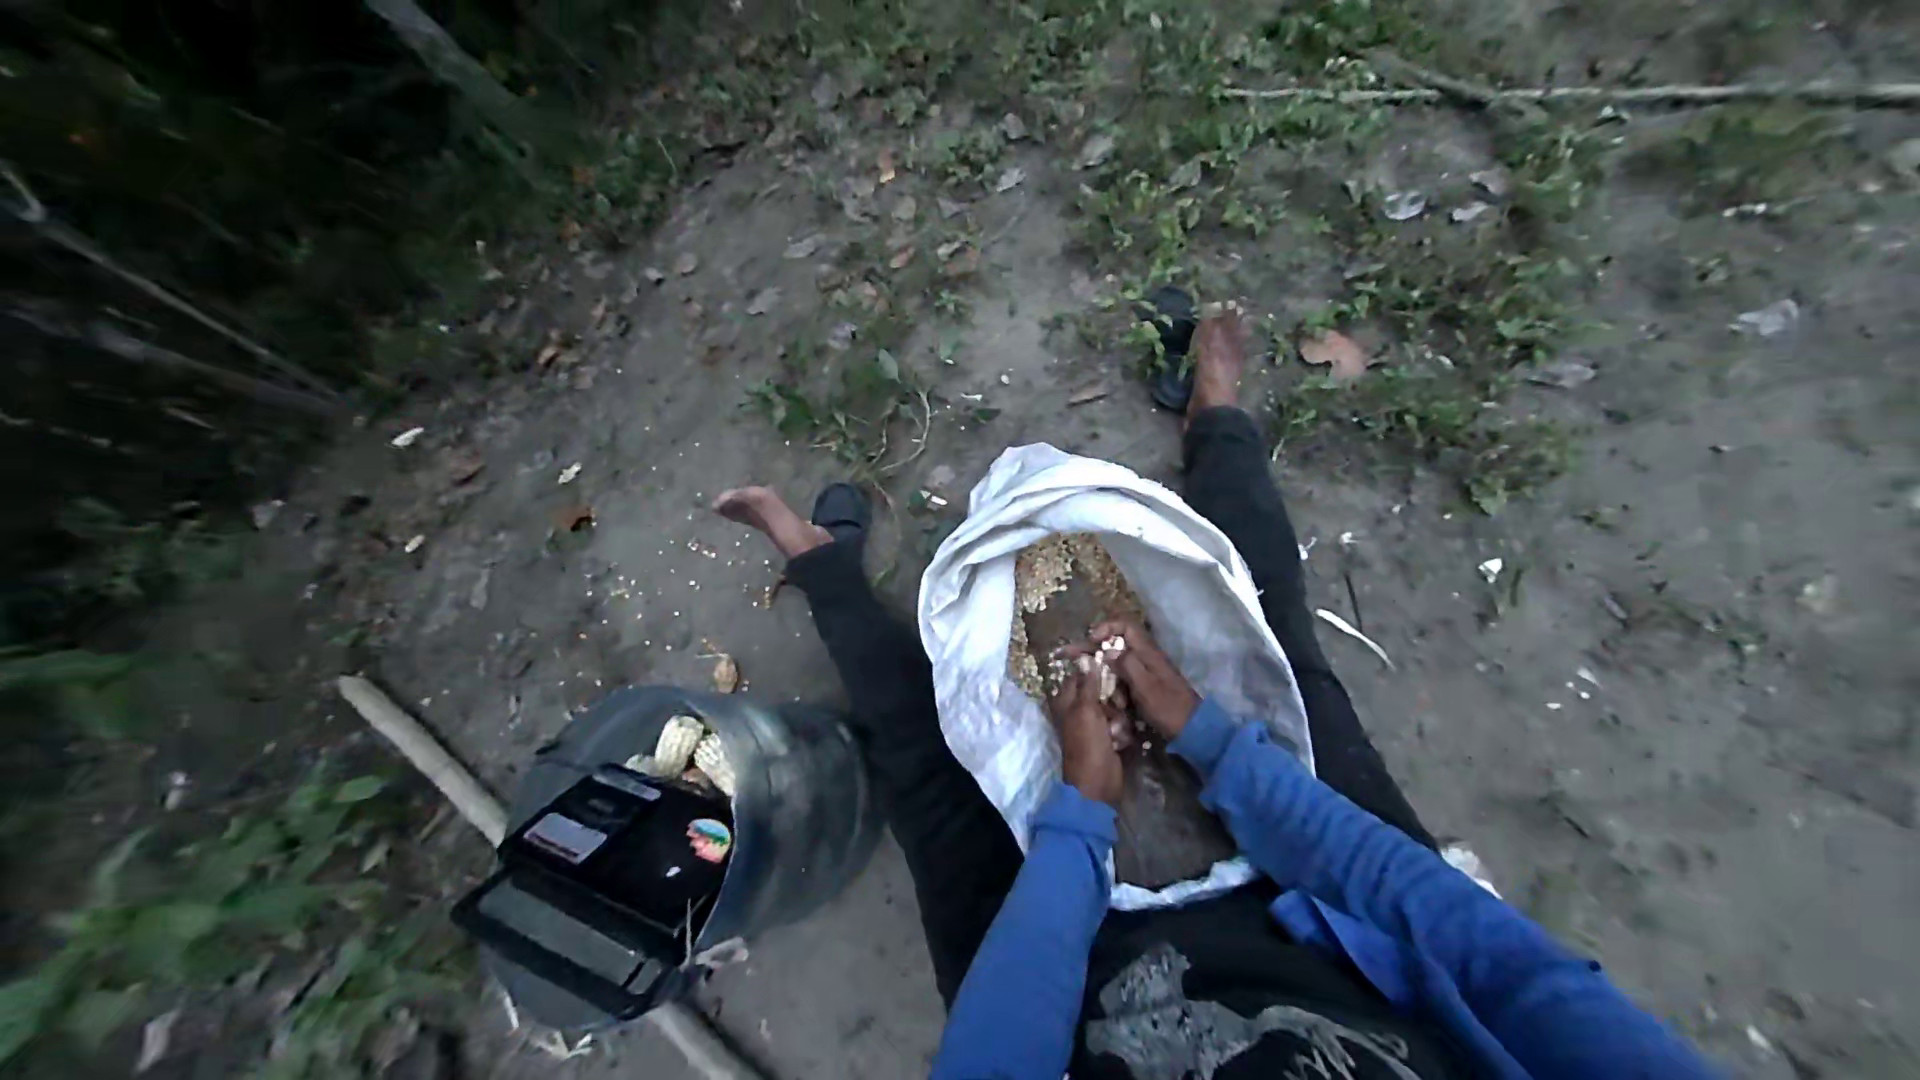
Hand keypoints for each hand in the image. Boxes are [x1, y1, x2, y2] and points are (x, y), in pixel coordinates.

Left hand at [1047, 667, 1123, 805]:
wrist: (1097, 782)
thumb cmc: (1087, 743)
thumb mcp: (1086, 710)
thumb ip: (1087, 683)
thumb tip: (1084, 658)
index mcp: (1067, 699)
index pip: (1082, 674)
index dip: (1097, 671)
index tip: (1113, 669)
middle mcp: (1079, 708)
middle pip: (1102, 690)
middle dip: (1113, 701)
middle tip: (1117, 707)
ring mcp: (1094, 723)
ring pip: (1114, 707)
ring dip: (1118, 719)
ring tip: (1115, 733)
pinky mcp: (1107, 736)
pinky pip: (1119, 724)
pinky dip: (1120, 732)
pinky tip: (1118, 742)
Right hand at [1090, 619, 1198, 740]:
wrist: (1192, 730)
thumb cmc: (1169, 708)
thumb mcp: (1146, 686)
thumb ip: (1127, 664)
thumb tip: (1107, 650)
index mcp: (1147, 652)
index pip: (1125, 625)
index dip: (1106, 627)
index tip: (1091, 639)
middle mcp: (1145, 656)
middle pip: (1114, 642)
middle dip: (1091, 647)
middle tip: (1067, 653)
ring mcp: (1144, 671)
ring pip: (1115, 661)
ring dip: (1100, 668)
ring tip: (1082, 674)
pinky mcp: (1143, 685)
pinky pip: (1120, 677)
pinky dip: (1109, 682)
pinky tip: (1099, 690)